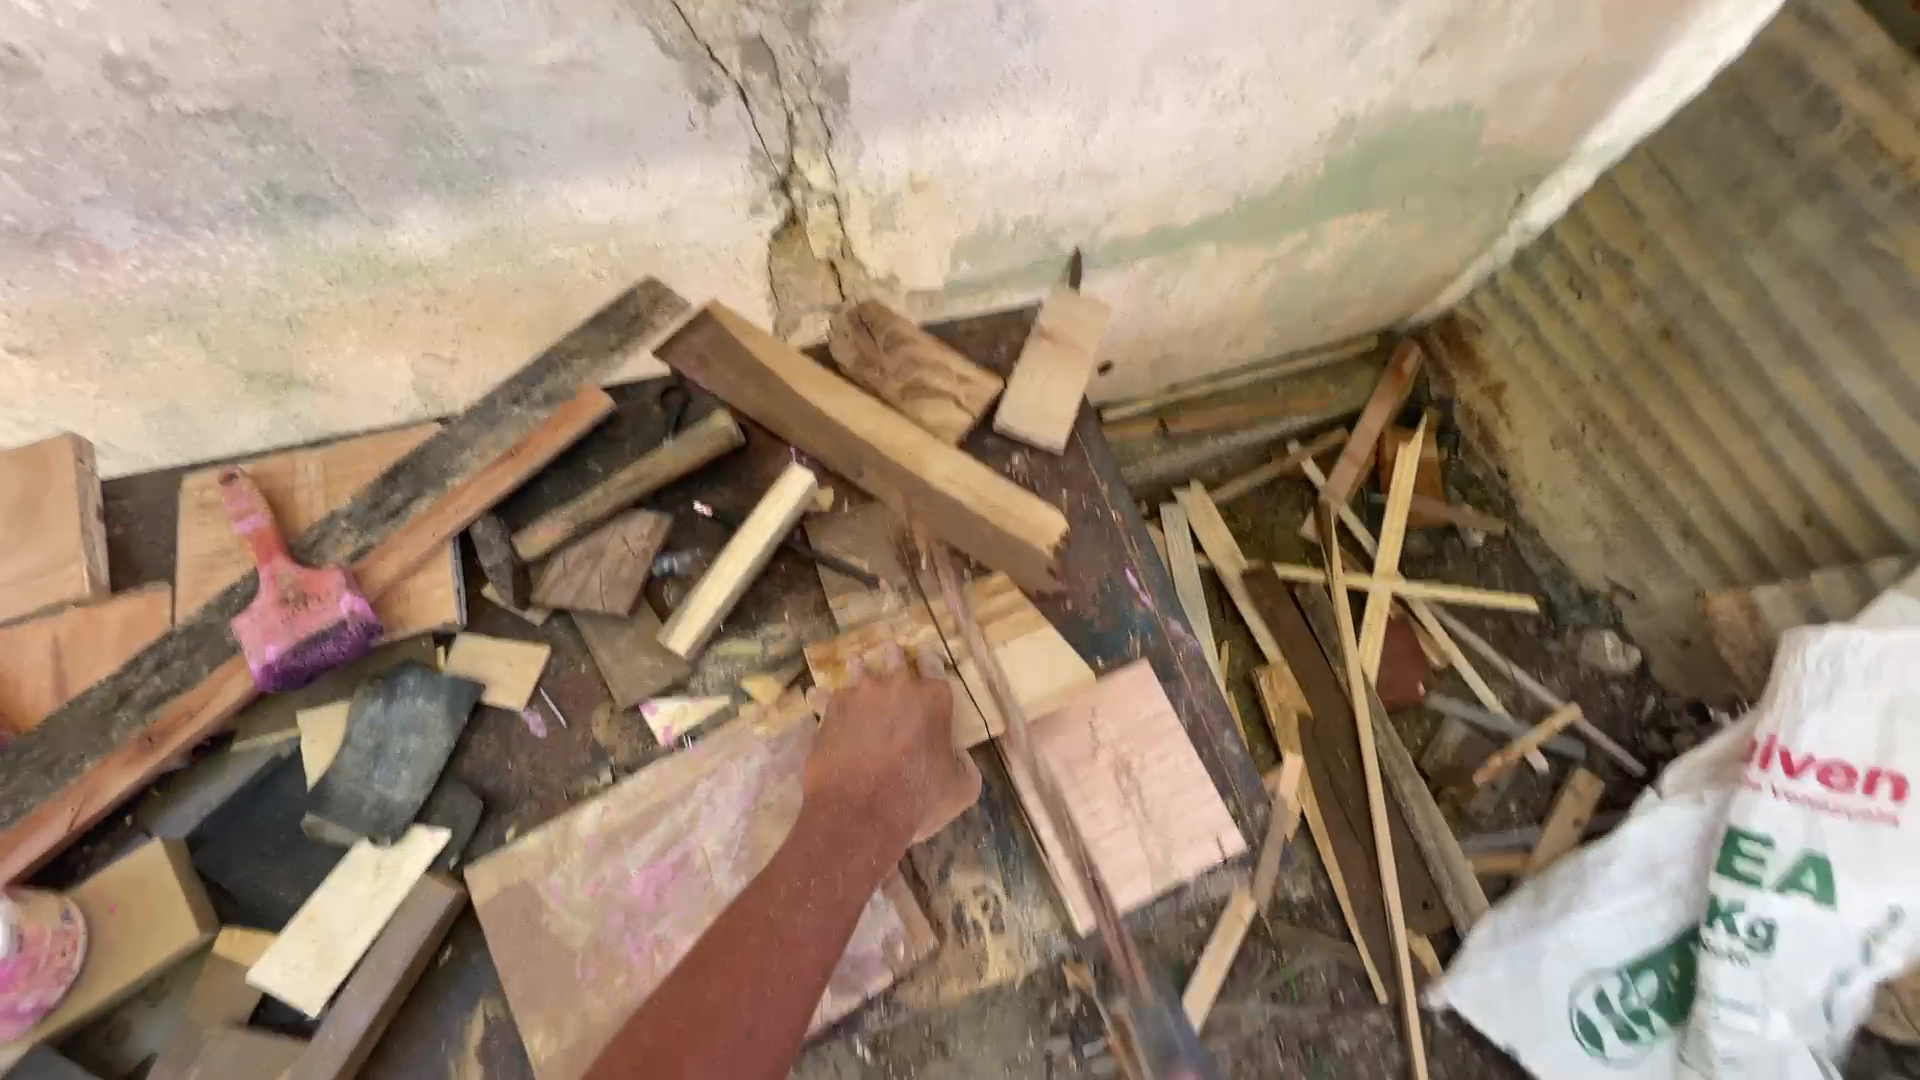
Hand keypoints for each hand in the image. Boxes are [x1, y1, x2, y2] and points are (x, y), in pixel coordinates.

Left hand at [805, 644, 981, 848]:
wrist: (861, 813)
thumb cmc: (918, 801)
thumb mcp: (962, 789)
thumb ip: (965, 765)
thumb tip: (959, 757)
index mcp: (934, 698)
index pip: (933, 664)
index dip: (929, 661)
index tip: (925, 659)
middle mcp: (898, 686)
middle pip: (894, 658)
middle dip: (893, 658)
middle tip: (890, 656)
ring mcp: (861, 694)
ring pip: (859, 670)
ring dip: (859, 670)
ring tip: (856, 669)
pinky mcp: (831, 710)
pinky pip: (824, 697)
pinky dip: (821, 699)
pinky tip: (815, 698)